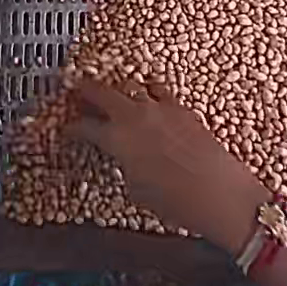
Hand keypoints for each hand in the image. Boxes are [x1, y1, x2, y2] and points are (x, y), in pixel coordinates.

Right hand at [68, 77, 269, 249]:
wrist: (218, 192)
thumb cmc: (175, 200)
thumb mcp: (136, 187)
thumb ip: (123, 163)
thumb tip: (123, 155)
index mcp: (116, 138)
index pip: (84, 127)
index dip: (72, 128)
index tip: (68, 129)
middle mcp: (134, 117)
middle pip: (101, 92)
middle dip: (86, 91)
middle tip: (77, 90)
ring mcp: (158, 108)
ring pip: (129, 85)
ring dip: (117, 88)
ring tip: (112, 92)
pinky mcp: (180, 108)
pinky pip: (158, 89)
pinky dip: (148, 90)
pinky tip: (147, 95)